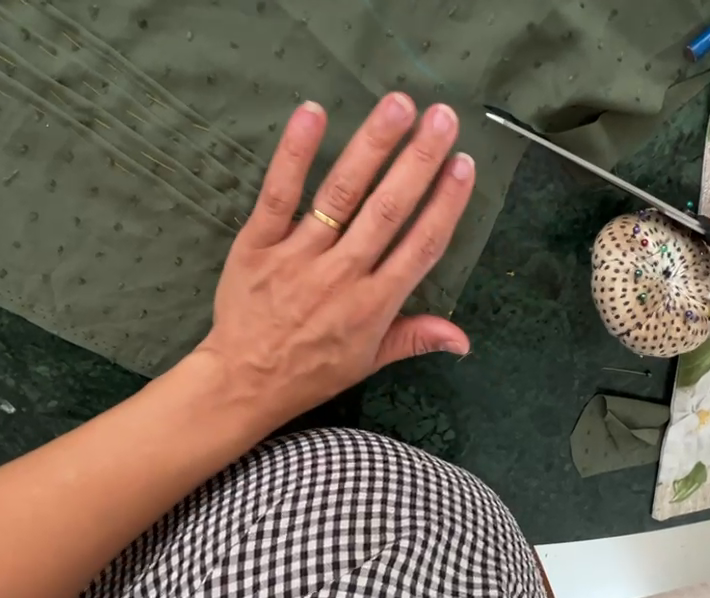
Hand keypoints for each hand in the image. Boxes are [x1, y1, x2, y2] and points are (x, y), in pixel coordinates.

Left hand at [184, 93, 475, 427]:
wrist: (245, 382)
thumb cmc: (312, 372)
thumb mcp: (369, 362)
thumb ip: (415, 339)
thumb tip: (465, 340)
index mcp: (374, 306)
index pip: (420, 247)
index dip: (445, 205)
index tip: (464, 166)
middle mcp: (342, 275)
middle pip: (388, 210)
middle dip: (419, 161)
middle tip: (443, 116)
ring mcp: (299, 256)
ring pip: (341, 193)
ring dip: (372, 146)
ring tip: (399, 104)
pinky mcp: (259, 244)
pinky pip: (279, 193)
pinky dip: (294, 153)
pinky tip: (313, 112)